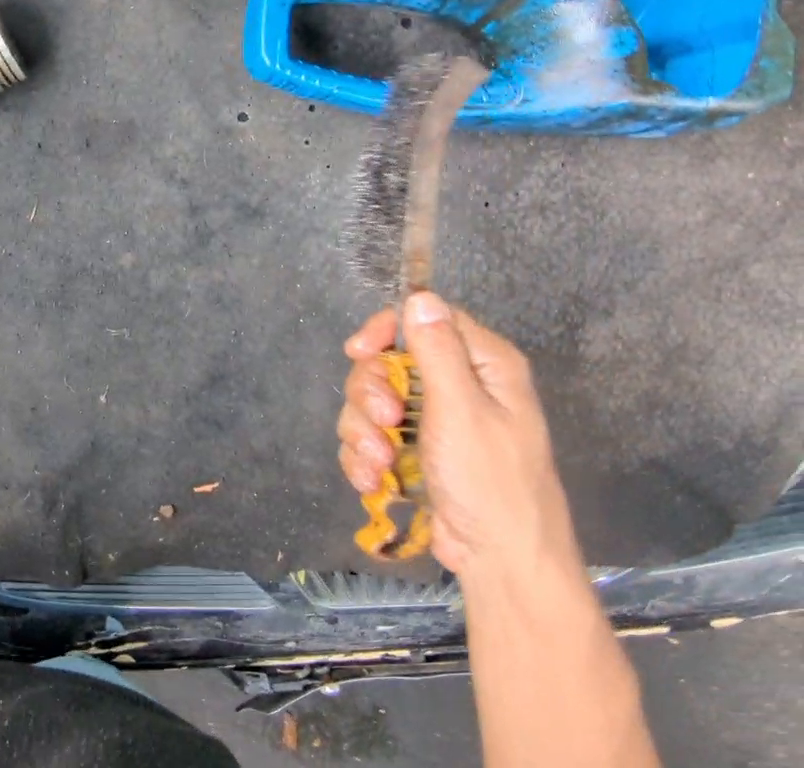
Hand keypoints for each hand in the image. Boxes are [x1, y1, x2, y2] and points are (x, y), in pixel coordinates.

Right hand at [337, 293, 579, 577]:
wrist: (497, 558)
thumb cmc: (490, 480)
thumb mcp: (461, 410)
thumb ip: (437, 351)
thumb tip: (419, 296)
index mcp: (483, 367)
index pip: (425, 320)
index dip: (386, 331)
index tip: (358, 352)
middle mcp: (457, 387)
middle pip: (387, 363)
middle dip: (371, 395)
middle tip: (385, 422)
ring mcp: (432, 421)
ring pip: (369, 402)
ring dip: (363, 432)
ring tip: (379, 464)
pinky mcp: (411, 451)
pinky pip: (368, 436)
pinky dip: (363, 457)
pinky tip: (373, 479)